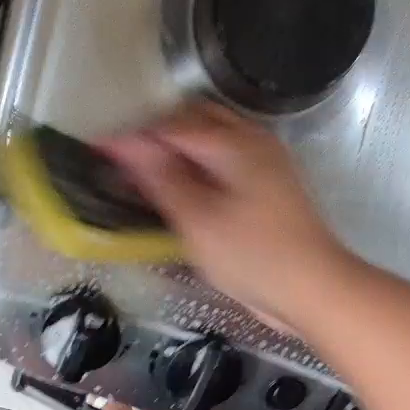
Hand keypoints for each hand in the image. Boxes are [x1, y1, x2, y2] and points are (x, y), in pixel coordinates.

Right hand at [100, 101, 356, 322]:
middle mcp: (252, 140)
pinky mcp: (269, 187)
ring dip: (177, 148)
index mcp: (233, 143)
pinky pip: (225, 160)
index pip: (170, 125)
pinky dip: (197, 165)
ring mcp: (265, 162)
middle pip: (194, 120)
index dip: (131, 136)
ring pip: (212, 138)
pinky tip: (182, 190)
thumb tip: (127, 145)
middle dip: (156, 133)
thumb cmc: (253, 257)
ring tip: (145, 174)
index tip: (97, 149)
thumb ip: (162, 179)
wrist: (313, 289)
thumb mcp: (198, 221)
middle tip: (121, 160)